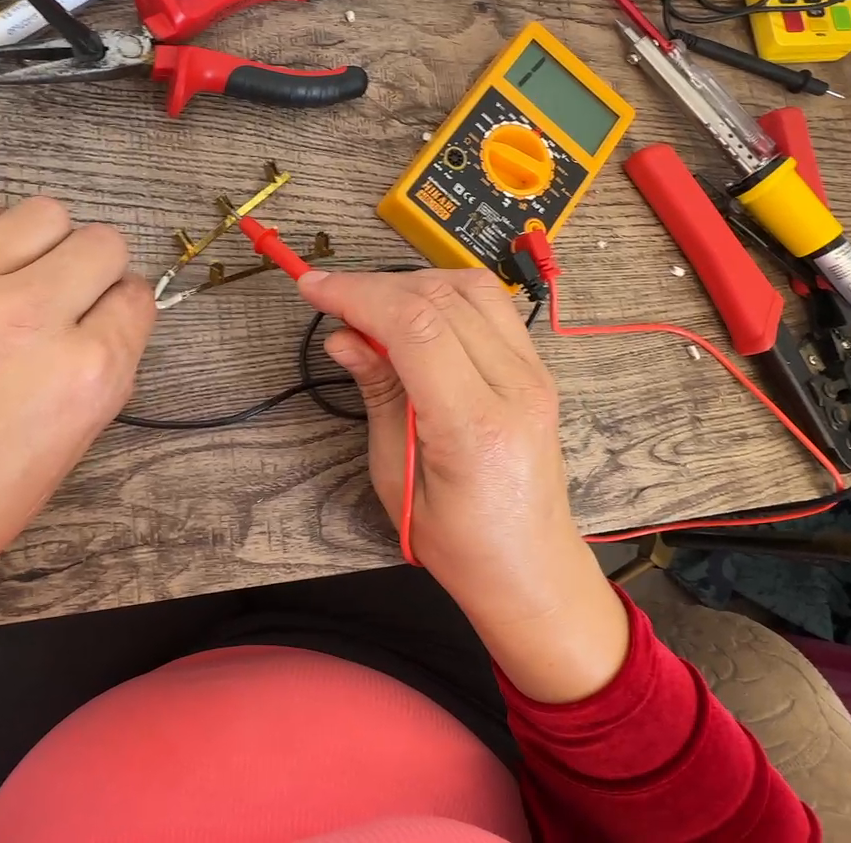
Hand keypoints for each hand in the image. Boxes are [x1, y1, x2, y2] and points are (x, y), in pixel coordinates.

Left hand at [0, 180, 155, 656]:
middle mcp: (35, 319)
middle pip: (103, 243)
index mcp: (85, 376)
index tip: (99, 324)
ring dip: (42, 244)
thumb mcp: (58, 457)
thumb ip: (92, 379)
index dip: (120, 313)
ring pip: (45, 213)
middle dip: (92, 273)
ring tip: (12, 281)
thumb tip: (98, 324)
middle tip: (60, 304)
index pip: (137, 298)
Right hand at [298, 268, 627, 701]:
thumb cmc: (458, 542)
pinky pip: (489, 304)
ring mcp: (536, 373)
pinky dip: (442, 293)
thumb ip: (377, 394)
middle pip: (439, 297)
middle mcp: (516, 387)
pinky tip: (412, 315)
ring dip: (410, 283)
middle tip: (329, 300)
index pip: (416, 327)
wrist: (531, 567)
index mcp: (475, 426)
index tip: (312, 289)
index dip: (357, 295)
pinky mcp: (538, 368)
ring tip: (370, 307)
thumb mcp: (396, 476)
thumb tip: (343, 336)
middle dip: (373, 286)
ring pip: (469, 286)